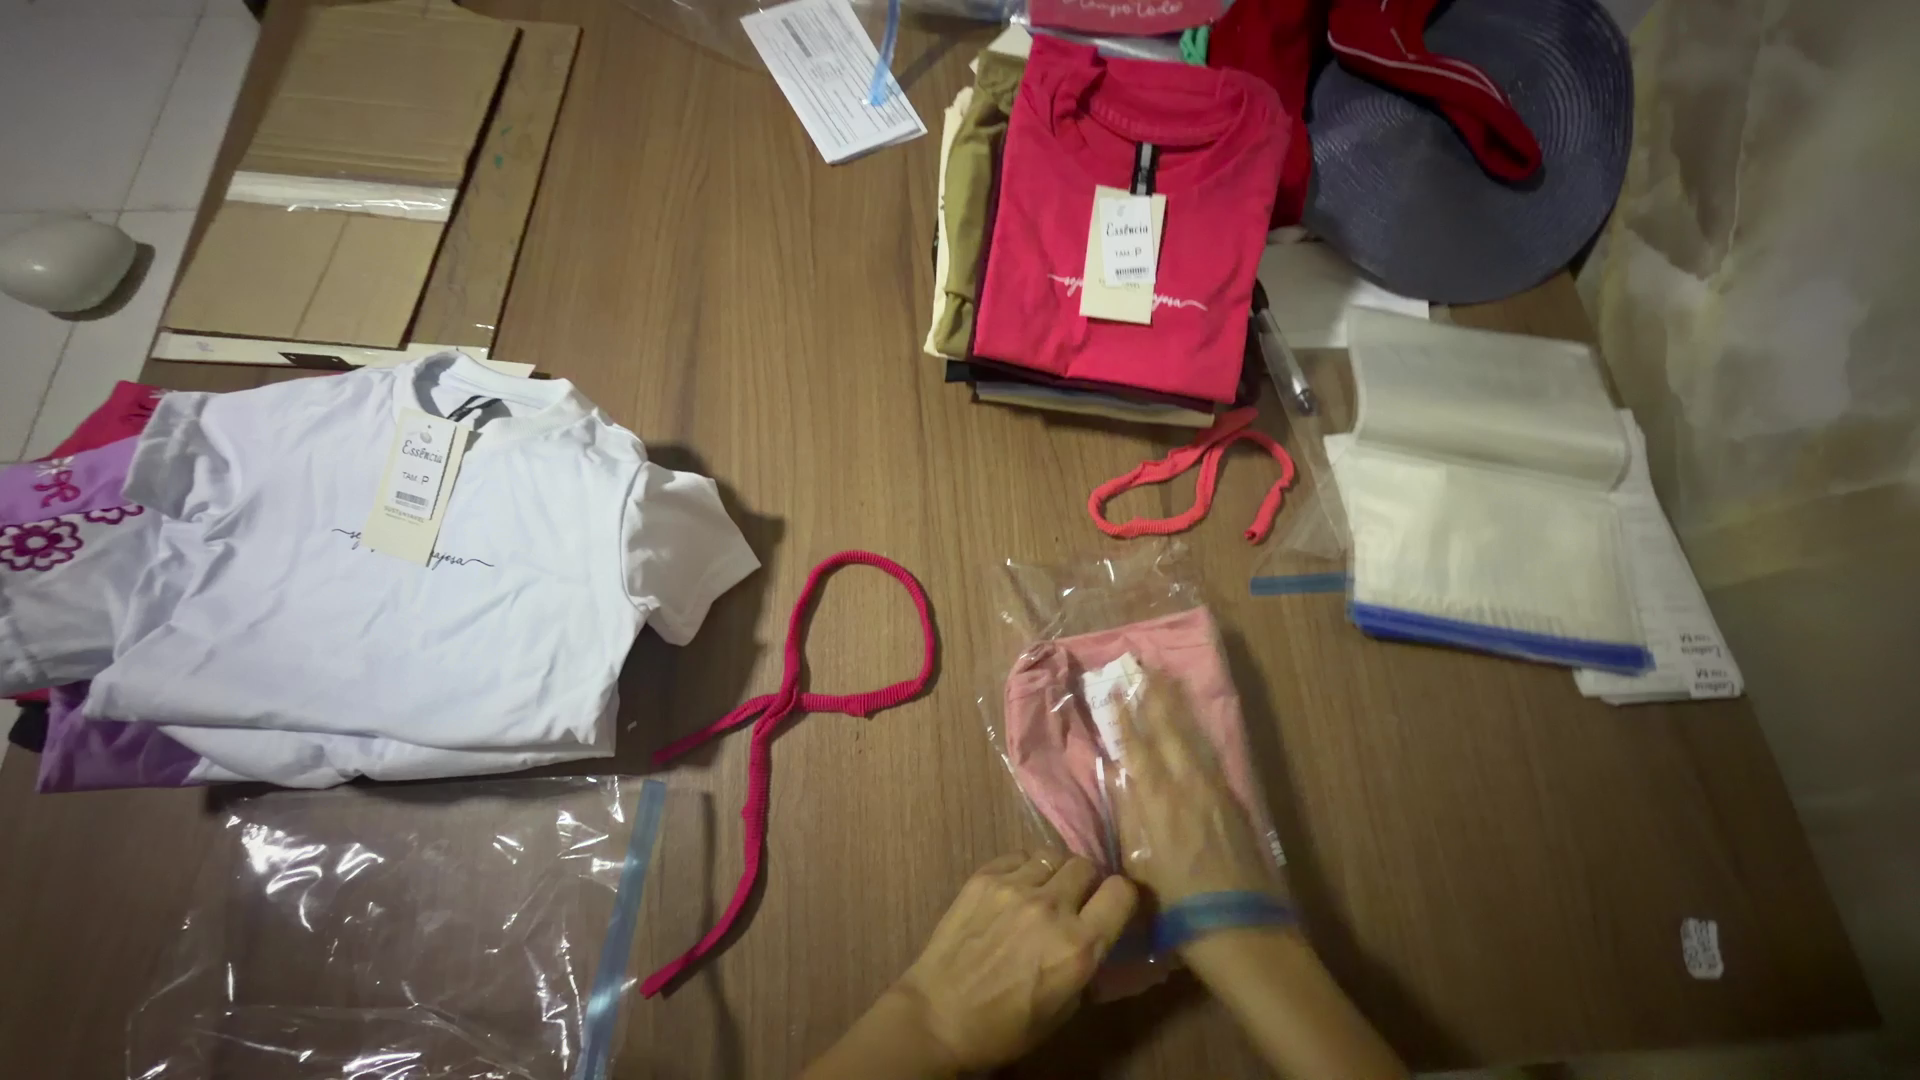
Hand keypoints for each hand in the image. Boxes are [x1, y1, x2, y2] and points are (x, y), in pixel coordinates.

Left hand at [891, 853, 1136, 1071]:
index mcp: (1077, 947)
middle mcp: (1050, 908)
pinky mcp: (984, 876)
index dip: (1122, 897)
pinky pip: (1019, 856)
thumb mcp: (1064, 1009)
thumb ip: (1091, 966)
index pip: (1121, 892)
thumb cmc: (1006, 1026)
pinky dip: (1024, 869)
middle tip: (1075, 901)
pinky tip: (1014, 890)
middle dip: (1086, 882)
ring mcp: (1014, 887)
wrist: (939, 1016)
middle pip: (1086, 865)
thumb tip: (1109, 938)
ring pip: (1053, 855)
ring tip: (1043, 892)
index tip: (1113, 906)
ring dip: (1055, 873)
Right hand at [1108, 672, 1281, 905]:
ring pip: (1191, 735)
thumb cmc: (1171, 900)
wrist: (1235, 924)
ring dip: (1177, 704)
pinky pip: (1210, 751)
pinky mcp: (1231, 798)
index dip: (1123, 713)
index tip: (1114, 686)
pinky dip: (1197, 729)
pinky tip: (1192, 719)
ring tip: (1166, 677)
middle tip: (1142, 665)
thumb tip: (1116, 771)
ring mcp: (1212, 788)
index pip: (1134, 743)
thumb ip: (1125, 810)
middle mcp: (1183, 783)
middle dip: (1152, 694)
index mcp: (1154, 798)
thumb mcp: (1135, 858)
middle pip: (1165, 728)